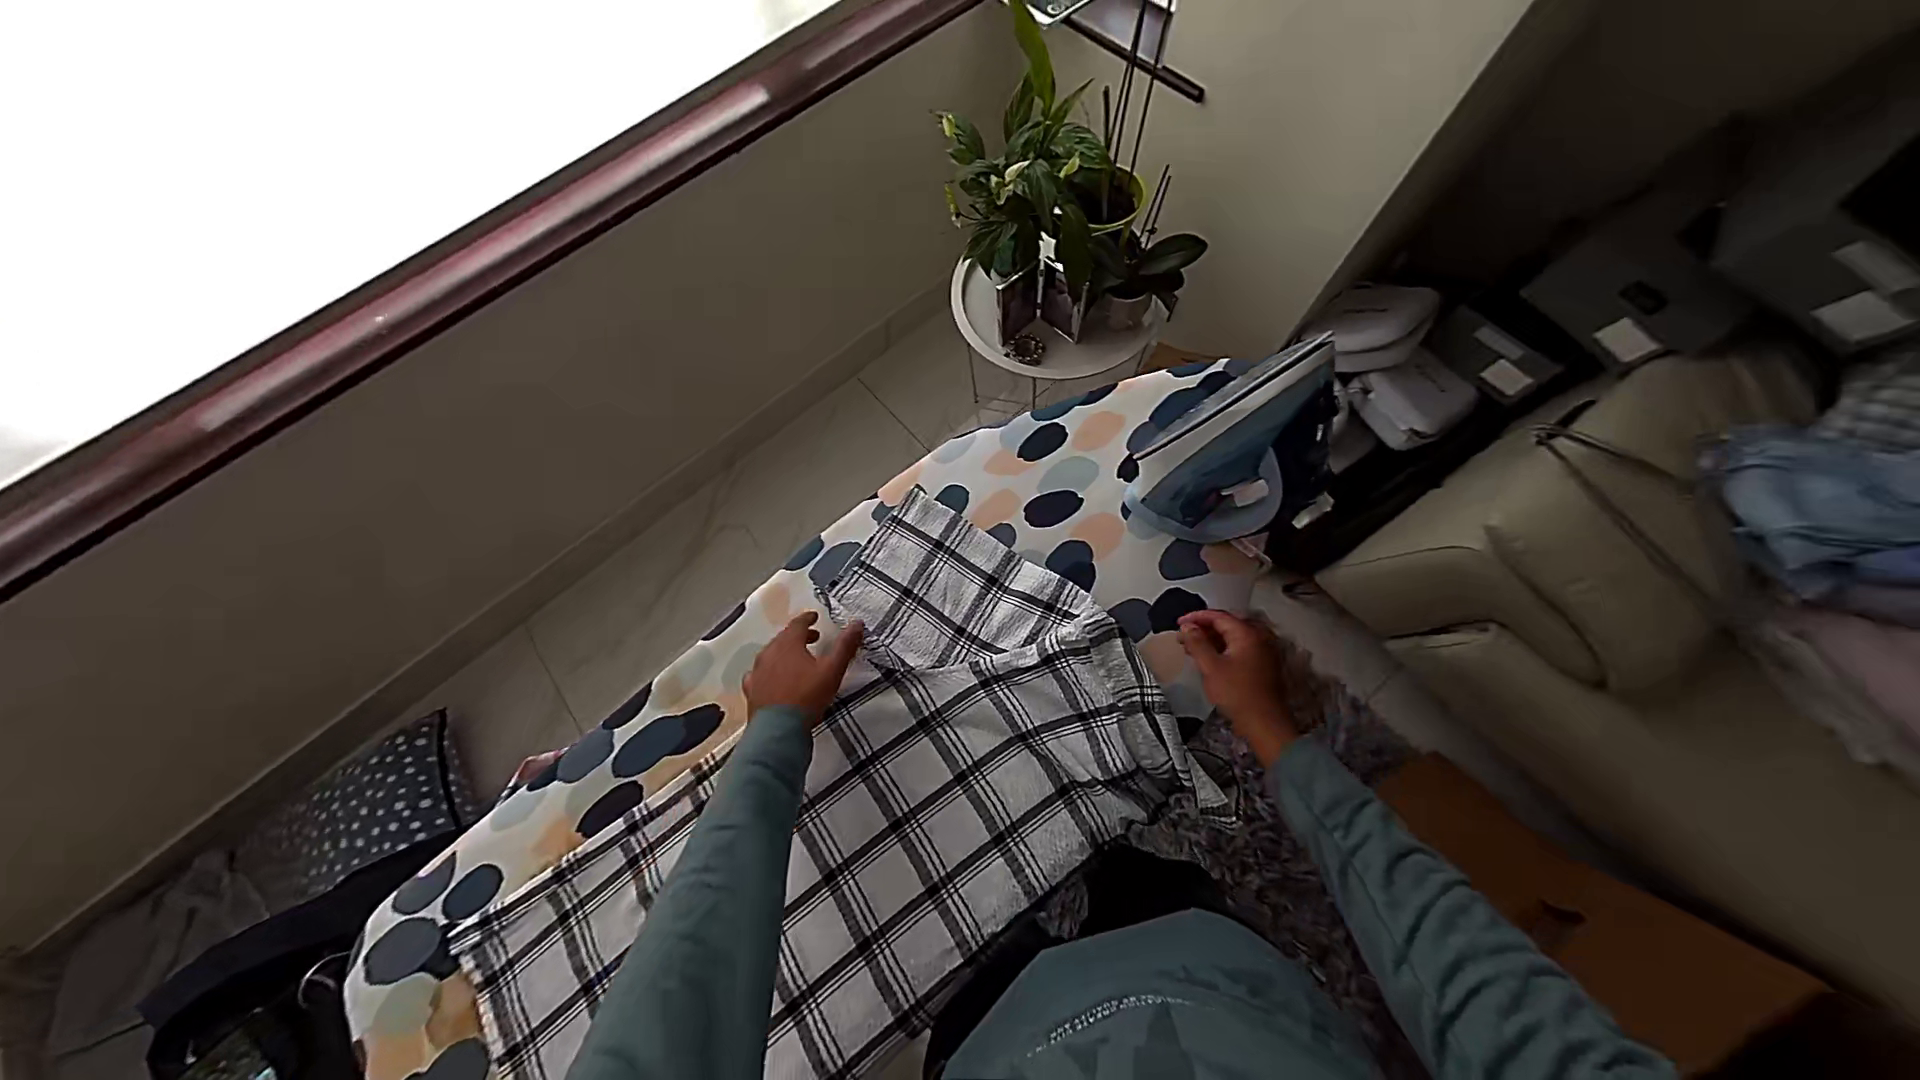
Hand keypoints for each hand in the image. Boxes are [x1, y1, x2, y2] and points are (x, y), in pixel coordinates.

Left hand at [744, 612, 864, 728]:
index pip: (797, 624)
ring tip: (797, 660)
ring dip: (785, 653)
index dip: (807, 618)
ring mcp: (757, 672)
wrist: (778, 730)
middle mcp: (769, 653)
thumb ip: (845, 645)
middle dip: (799, 636)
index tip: (814, 616)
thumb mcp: (833, 670)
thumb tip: (857, 623)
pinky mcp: (751, 690)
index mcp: (788, 644)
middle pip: (784, 638)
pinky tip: (773, 678)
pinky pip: (760, 674)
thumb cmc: (807, 696)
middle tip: (812, 638)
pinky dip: (770, 671)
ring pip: (771, 655)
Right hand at [1177, 609, 1296, 765]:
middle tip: (1183, 636)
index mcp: (1247, 634)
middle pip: (1226, 625)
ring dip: (1211, 640)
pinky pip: (1238, 649)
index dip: (1196, 617)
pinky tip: (1208, 659)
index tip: (1179, 623)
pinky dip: (1221, 650)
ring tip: (1191, 648)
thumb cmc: (1237, 694)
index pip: (1218, 616)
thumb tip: (1188, 627)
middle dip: (1202, 628)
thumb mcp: (1210, 666)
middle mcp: (1258, 639)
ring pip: (1232, 638)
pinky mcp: (1261, 665)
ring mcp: (1262, 652)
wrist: (1264, 723)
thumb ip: (1197, 643)